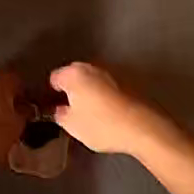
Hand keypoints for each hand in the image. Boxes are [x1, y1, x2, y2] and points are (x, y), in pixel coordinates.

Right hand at [50, 62, 174, 156]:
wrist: (142, 127)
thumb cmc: (101, 125)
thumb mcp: (72, 125)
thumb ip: (60, 114)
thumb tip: (59, 109)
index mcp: (73, 74)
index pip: (54, 78)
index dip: (51, 93)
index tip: (53, 107)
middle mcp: (92, 67)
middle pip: (74, 75)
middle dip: (71, 89)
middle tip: (70, 109)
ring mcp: (113, 72)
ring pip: (93, 80)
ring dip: (89, 91)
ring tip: (90, 112)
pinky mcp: (129, 82)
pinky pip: (108, 87)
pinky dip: (105, 95)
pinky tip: (107, 111)